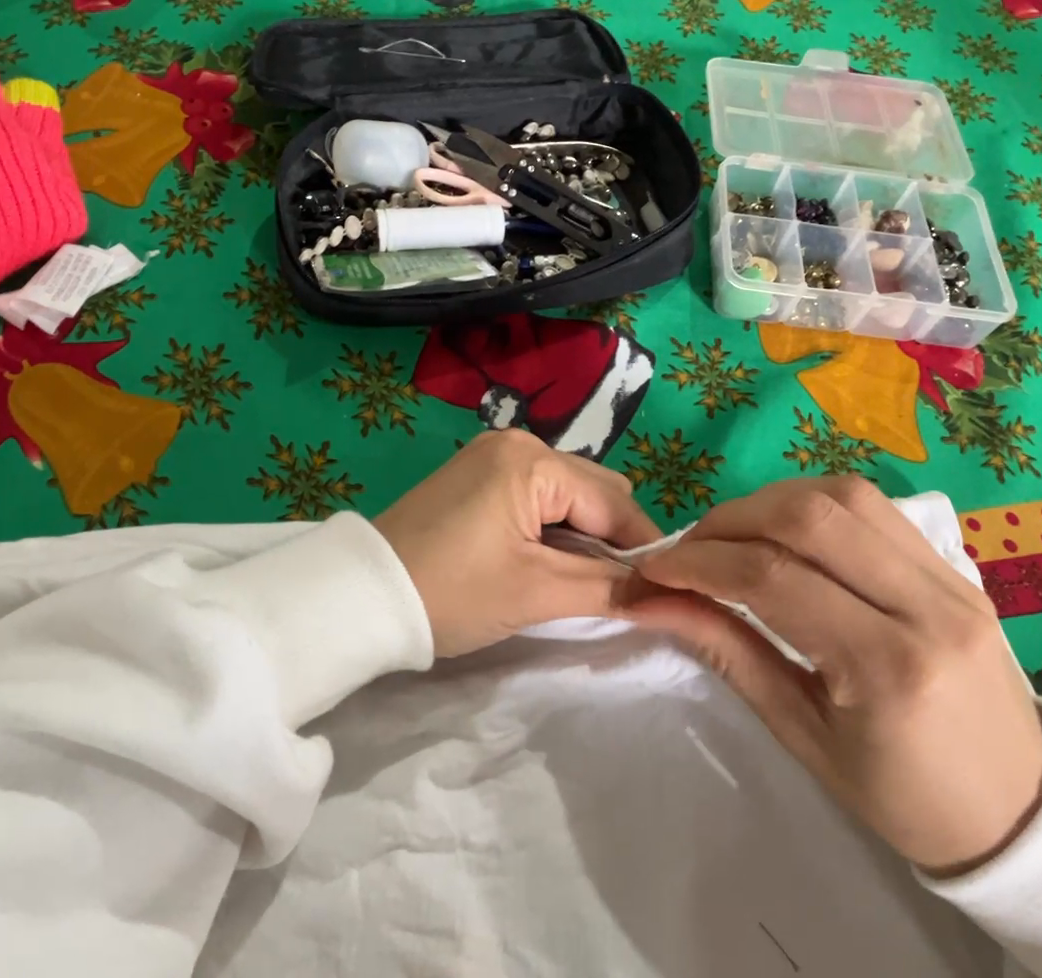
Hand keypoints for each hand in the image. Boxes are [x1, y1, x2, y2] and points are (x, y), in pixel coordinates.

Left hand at [374, 429, 661, 657]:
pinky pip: (537, 498)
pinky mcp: (475, 479)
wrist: (361, 598)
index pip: (615, 503)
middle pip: (595, 492)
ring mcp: (492, 458)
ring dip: (584, 536)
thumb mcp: (535, 592)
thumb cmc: (450, 592)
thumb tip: (680, 598)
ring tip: (581, 582)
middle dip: (614, 540)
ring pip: (567, 496)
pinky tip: (547, 563)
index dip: (645, 551)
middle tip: (618, 593)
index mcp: (532, 460)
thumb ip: (611, 588)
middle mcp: (517, 444)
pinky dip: (553, 529)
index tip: (669, 594)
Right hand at [624, 477, 1041, 876]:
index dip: (698, 563)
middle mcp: (928, 606)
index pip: (773, 577)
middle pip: (812, 516)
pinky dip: (812, 506)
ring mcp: (952, 579)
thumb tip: (651, 601)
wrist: (1019, 812)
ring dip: (769, 503)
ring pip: (845, 495)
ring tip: (728, 537)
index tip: (651, 571)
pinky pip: (874, 509)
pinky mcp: (956, 568)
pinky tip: (782, 534)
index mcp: (887, 668)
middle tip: (686, 550)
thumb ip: (728, 652)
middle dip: (729, 520)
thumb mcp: (800, 735)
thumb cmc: (900, 797)